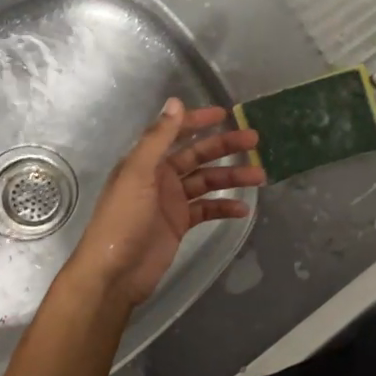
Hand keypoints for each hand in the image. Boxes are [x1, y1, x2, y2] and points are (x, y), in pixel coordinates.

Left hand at [66, 99, 263, 308]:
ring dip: (232, 178)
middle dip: (225, 147)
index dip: (198, 121)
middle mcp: (159, 176)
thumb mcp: (138, 174)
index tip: (226, 114)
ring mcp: (171, 201)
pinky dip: (224, 208)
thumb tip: (175, 102)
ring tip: (260, 176)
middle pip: (198, 155)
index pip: (175, 132)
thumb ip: (158, 138)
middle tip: (254, 139)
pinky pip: (207, 210)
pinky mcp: (179, 224)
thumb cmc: (122, 221)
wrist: (114, 274)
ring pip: (207, 182)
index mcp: (146, 161)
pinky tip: (243, 210)